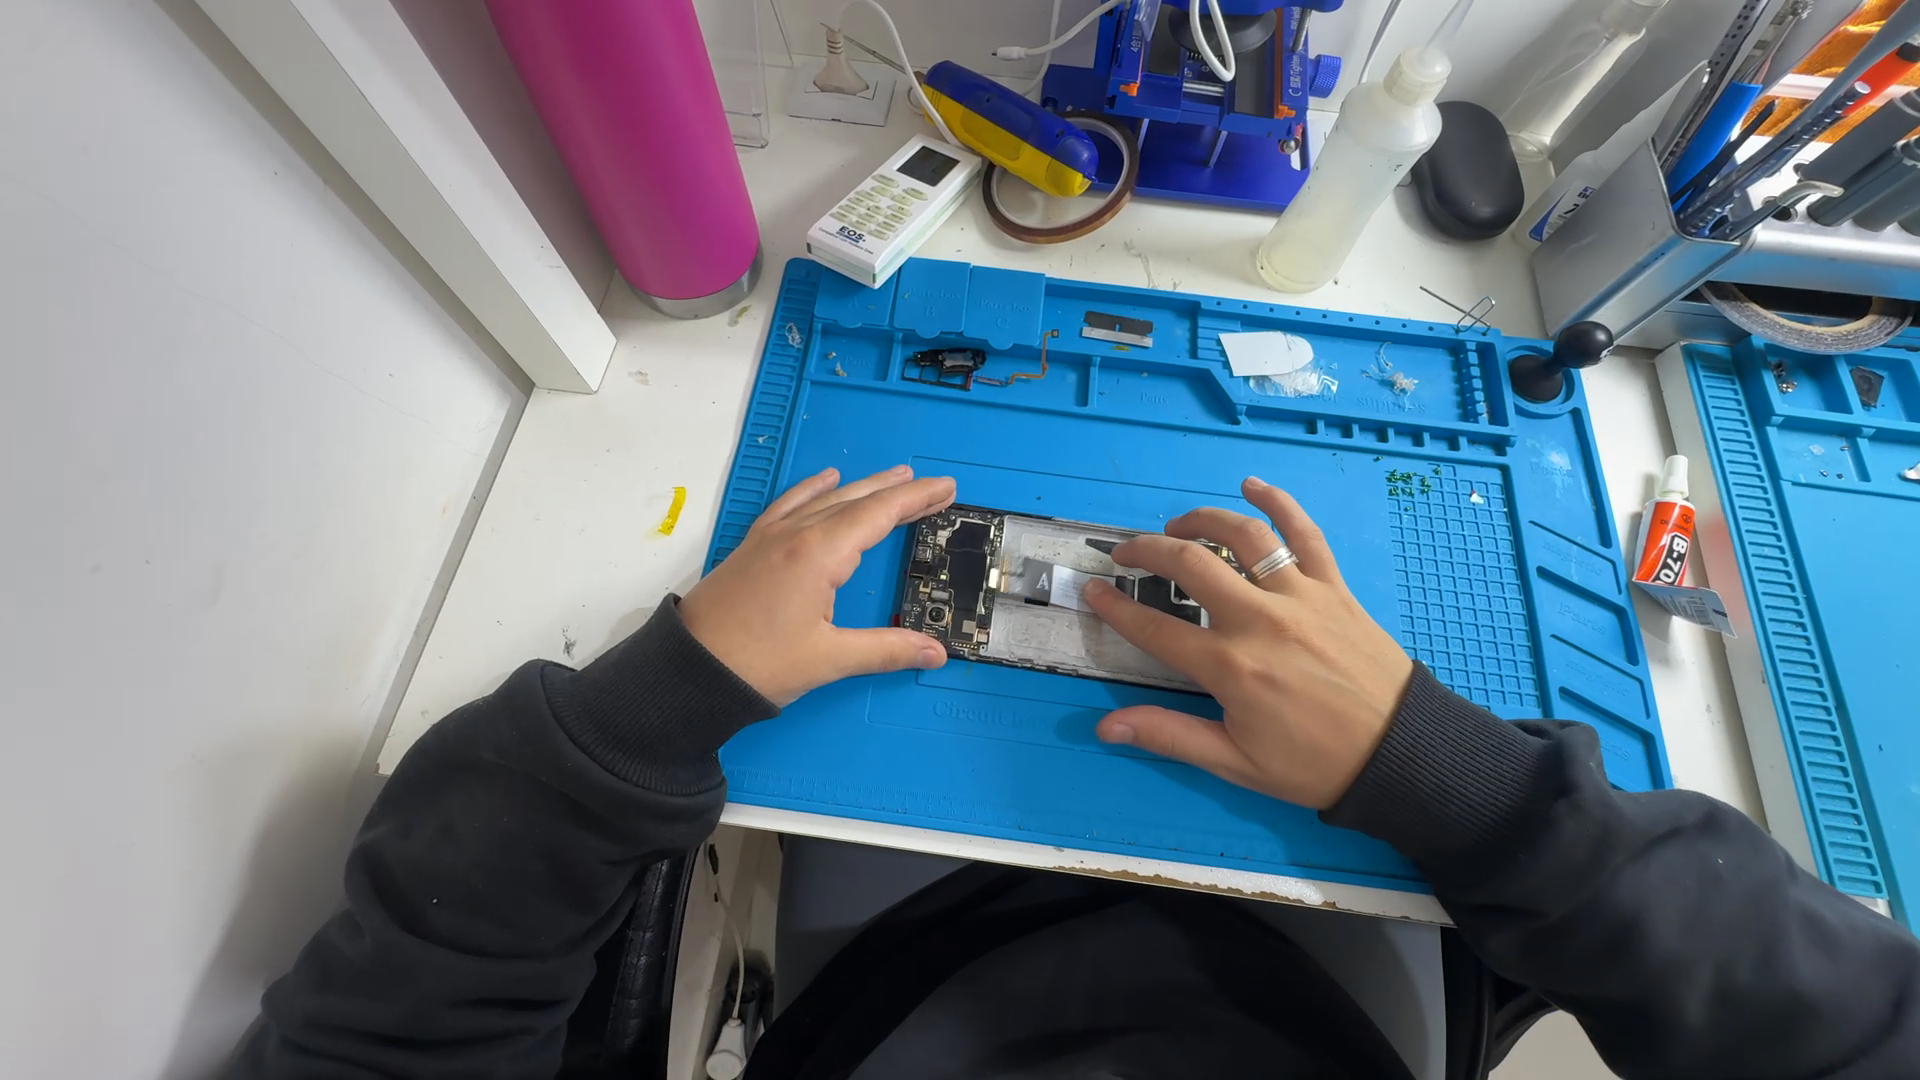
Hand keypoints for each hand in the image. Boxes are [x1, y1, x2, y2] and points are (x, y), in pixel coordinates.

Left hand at [680, 465, 954, 705]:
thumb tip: (936, 654)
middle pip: (857, 500)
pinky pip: (790, 504)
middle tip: (933, 486)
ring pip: (826, 499)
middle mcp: (796, 534)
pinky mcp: (754, 546)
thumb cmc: (757, 663)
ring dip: (864, 487)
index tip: (946, 488)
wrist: (687, 670)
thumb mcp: (828, 659)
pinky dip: (813, 489)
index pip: (879, 514)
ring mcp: (772, 536)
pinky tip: (823, 479)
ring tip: (893, 476)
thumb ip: (886, 651)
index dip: (916, 499)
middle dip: (898, 491)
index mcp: (819, 554)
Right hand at [1082, 478, 1413, 808]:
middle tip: (1126, 554)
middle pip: (1189, 564)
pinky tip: (1252, 486)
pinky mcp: (1333, 588)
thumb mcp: (1235, 763)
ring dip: (1202, 521)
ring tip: (1177, 526)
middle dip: (1146, 550)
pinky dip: (1279, 503)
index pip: (1154, 628)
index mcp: (1230, 666)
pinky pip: (1305, 534)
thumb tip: (1105, 727)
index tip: (1093, 590)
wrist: (1403, 755)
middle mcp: (1259, 620)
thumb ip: (1168, 736)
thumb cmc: (1314, 763)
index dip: (1114, 608)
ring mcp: (1300, 597)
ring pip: (1243, 537)